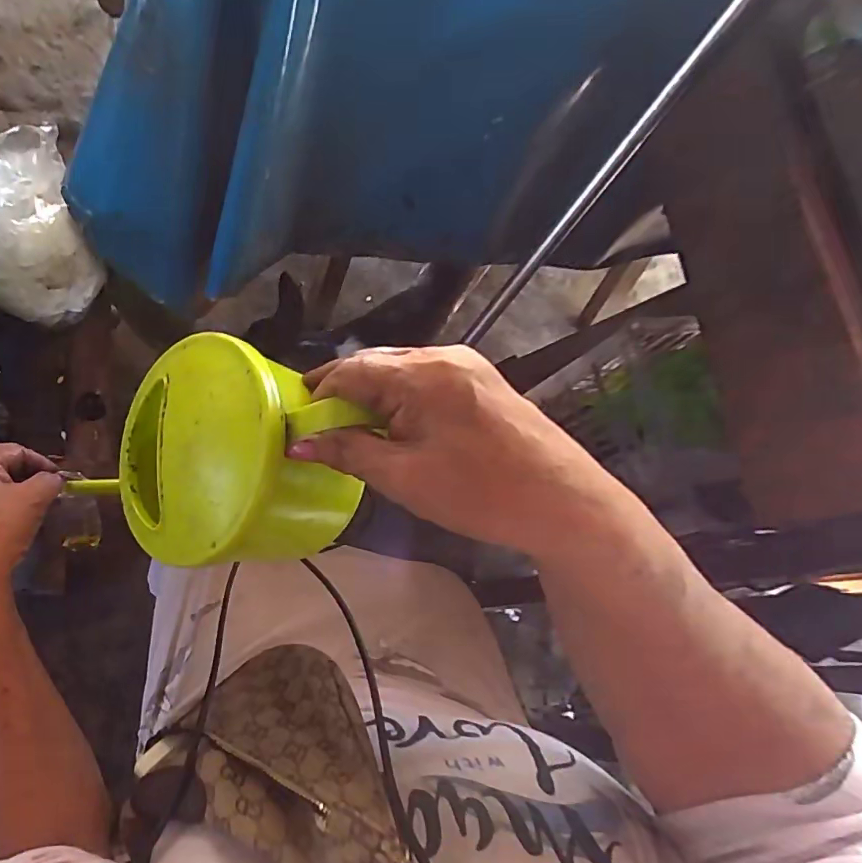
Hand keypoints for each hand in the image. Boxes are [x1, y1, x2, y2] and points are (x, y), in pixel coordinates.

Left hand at [0, 444, 61, 582]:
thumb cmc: (1, 528)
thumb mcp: (33, 499)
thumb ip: (49, 481)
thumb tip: (55, 479)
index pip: (18, 451)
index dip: (43, 464)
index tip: (61, 480)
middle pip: (3, 467)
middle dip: (29, 479)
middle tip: (50, 495)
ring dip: (16, 495)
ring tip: (35, 511)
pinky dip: (1, 509)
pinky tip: (13, 525)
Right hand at [286, 346, 638, 561]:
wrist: (567, 505)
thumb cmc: (478, 493)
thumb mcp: (401, 476)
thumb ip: (346, 450)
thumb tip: (298, 444)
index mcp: (423, 375)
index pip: (349, 371)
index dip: (315, 397)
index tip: (294, 425)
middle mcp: (444, 357)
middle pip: (372, 362)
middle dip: (337, 391)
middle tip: (313, 426)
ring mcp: (467, 366)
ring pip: (396, 368)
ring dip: (365, 394)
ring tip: (345, 428)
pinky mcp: (480, 381)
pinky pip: (420, 378)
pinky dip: (393, 396)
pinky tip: (386, 423)